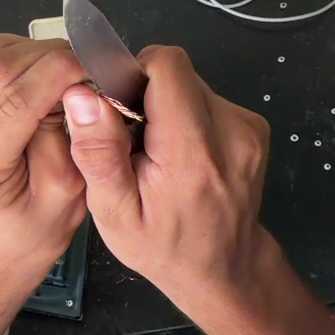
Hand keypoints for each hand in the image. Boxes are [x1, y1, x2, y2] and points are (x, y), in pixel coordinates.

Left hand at [0, 35, 88, 276]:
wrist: (3, 239)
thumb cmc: (39, 226)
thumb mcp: (71, 194)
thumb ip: (73, 141)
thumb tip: (76, 87)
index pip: (14, 104)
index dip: (56, 74)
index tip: (92, 64)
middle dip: (45, 55)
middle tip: (84, 62)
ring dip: (26, 49)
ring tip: (62, 65)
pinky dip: (9, 50)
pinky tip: (35, 68)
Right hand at [59, 45, 274, 303]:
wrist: (225, 270)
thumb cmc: (162, 245)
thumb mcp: (113, 211)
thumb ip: (97, 151)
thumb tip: (81, 95)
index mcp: (193, 151)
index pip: (165, 65)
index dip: (131, 75)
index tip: (116, 111)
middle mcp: (231, 131)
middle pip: (175, 72)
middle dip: (143, 94)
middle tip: (130, 140)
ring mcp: (249, 127)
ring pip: (189, 82)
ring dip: (162, 105)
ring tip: (153, 150)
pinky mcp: (253, 126)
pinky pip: (204, 97)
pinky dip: (182, 115)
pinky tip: (175, 152)